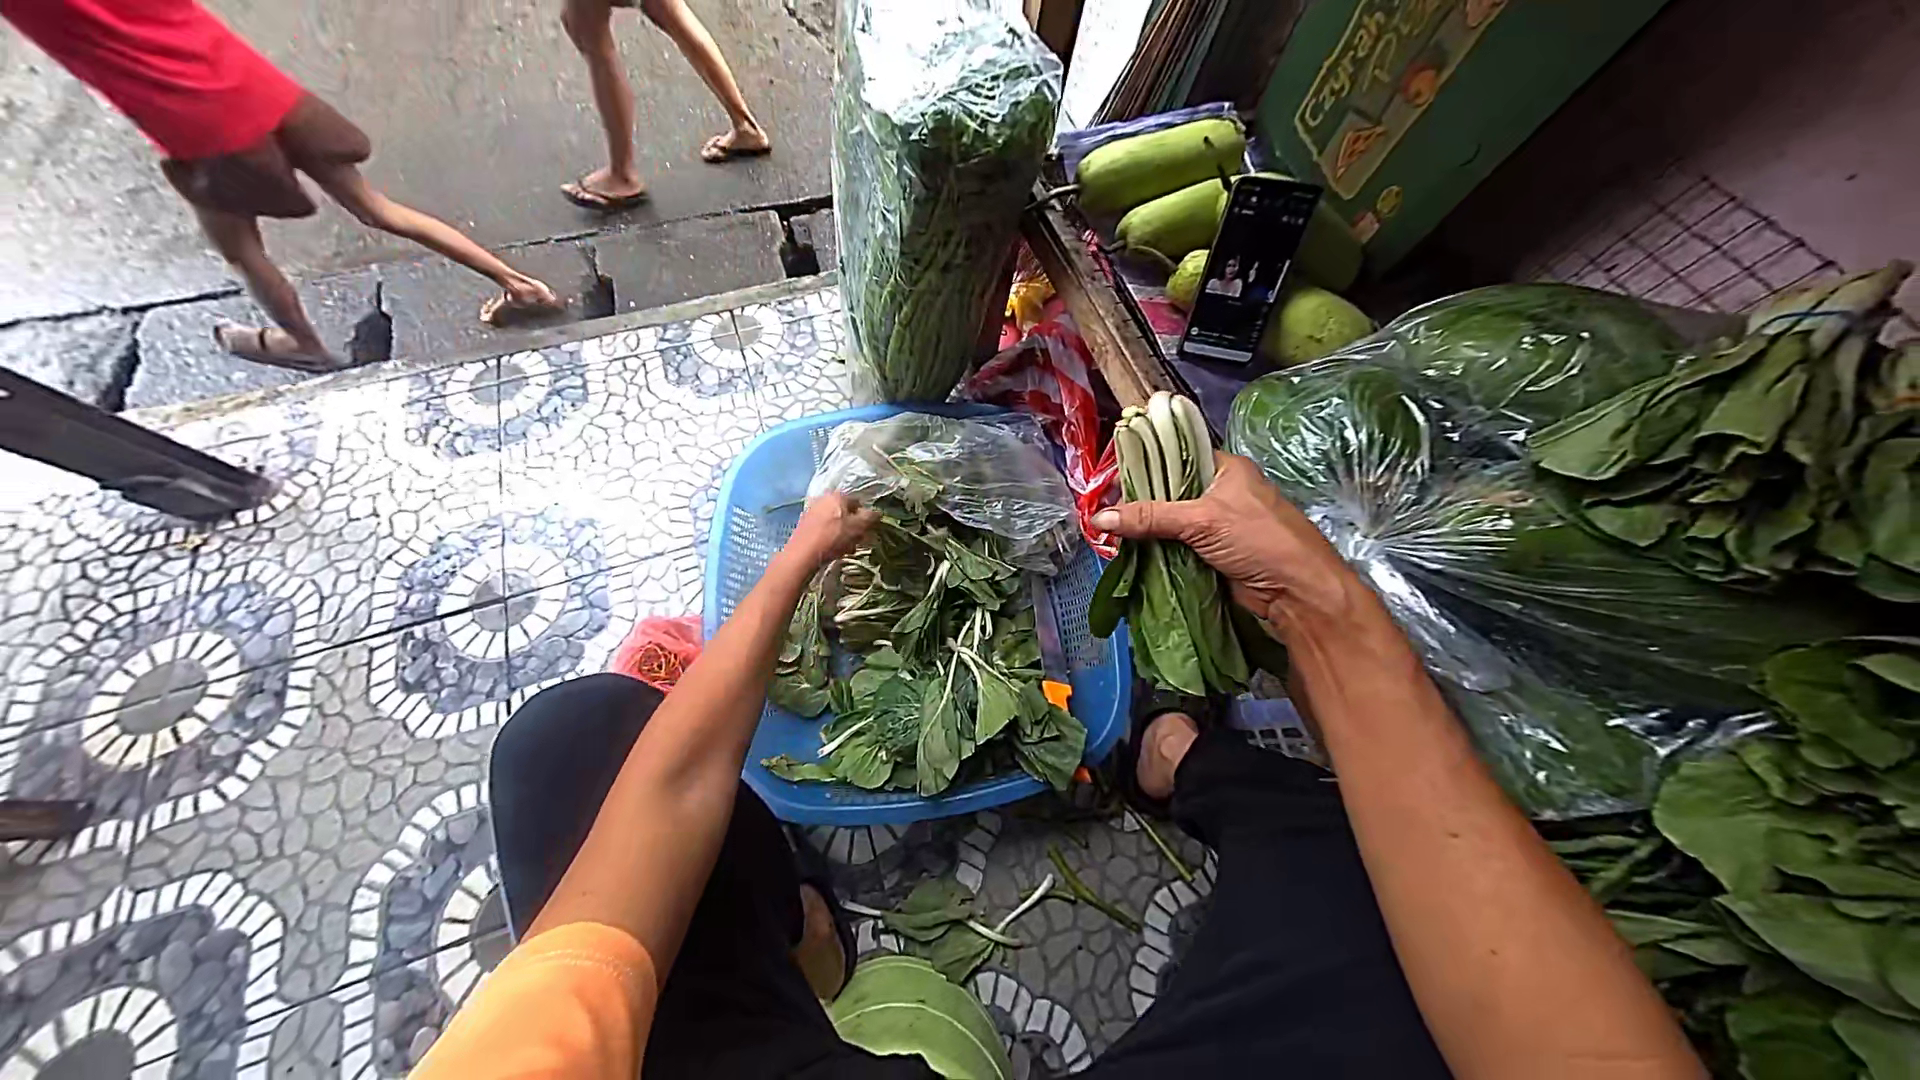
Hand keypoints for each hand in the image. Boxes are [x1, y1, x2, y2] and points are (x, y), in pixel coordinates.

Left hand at [783, 492, 876, 570]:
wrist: (803, 553)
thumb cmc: (834, 537)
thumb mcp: (859, 527)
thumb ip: (871, 518)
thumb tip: (877, 513)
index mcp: (837, 495)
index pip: (858, 503)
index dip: (866, 518)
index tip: (867, 532)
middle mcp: (823, 499)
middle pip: (845, 513)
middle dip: (853, 528)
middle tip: (857, 542)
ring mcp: (811, 511)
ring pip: (835, 522)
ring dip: (843, 534)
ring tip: (845, 549)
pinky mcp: (804, 524)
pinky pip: (823, 529)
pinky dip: (830, 537)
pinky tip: (832, 550)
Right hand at [1091, 452, 1366, 632]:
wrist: (1297, 593)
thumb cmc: (1259, 540)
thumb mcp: (1202, 520)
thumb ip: (1150, 517)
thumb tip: (1098, 518)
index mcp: (1223, 468)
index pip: (1173, 455)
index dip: (1140, 465)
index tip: (1107, 480)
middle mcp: (1217, 490)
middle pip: (1166, 489)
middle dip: (1135, 501)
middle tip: (1102, 509)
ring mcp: (1213, 522)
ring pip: (1167, 518)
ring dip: (1141, 526)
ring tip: (1106, 530)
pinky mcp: (1209, 550)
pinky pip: (1172, 542)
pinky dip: (1152, 545)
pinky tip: (1126, 548)